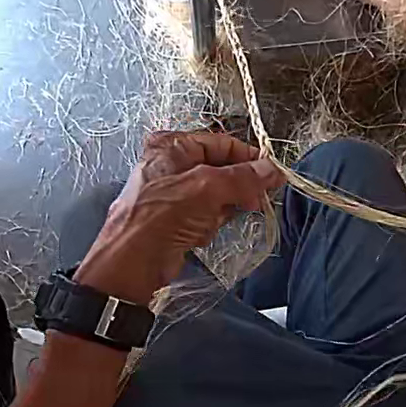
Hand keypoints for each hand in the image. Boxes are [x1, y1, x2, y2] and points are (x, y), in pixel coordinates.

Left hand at [75, 132, 285, 304]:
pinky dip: (209, 226)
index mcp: (172, 147)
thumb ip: (243, 177)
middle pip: (221, 171)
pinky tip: (198, 234)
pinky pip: (206, 218)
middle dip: (236, 188)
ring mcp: (173, 195)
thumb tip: (271, 170)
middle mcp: (171, 167)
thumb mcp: (208, 188)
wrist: (133, 263)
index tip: (272, 173)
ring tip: (209, 221)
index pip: (222, 143)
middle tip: (252, 200)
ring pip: (217, 197)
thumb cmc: (159, 217)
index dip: (249, 158)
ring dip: (221, 211)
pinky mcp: (176, 221)